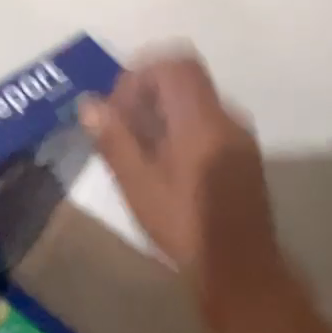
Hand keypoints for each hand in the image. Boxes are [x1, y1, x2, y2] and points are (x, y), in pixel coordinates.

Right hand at [82, 48, 289, 307]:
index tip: (115, 108)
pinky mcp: (242, 158)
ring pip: (195, 105)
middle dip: (145, 96)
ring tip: (135, 156)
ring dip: (160, 117)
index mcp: (201, 120)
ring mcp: (239, 138)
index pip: (174, 65)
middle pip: (184, 82)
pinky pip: (206, 126)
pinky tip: (161, 171)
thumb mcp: (137, 184)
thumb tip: (89, 104)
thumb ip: (114, 140)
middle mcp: (226, 118)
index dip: (138, 75)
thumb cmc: (182, 226)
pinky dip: (178, 133)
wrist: (237, 267)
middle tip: (117, 132)